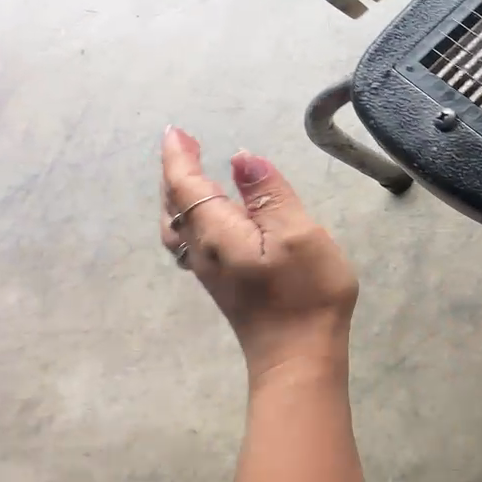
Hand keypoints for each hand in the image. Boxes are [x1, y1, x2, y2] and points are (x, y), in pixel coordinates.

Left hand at [158, 126, 358, 380]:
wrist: (299, 350)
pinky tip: (211, 215)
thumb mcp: (299, 235)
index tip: (175, 131)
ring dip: (180, 195)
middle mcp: (204, 250)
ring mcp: (212, 269)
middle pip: (176, 207)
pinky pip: (193, 237)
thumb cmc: (306, 289)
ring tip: (191, 174)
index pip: (189, 189)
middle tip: (182, 144)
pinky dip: (193, 214)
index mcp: (219, 235)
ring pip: (180, 225)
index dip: (181, 158)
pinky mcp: (225, 280)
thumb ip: (271, 197)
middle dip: (176, 173)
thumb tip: (243, 158)